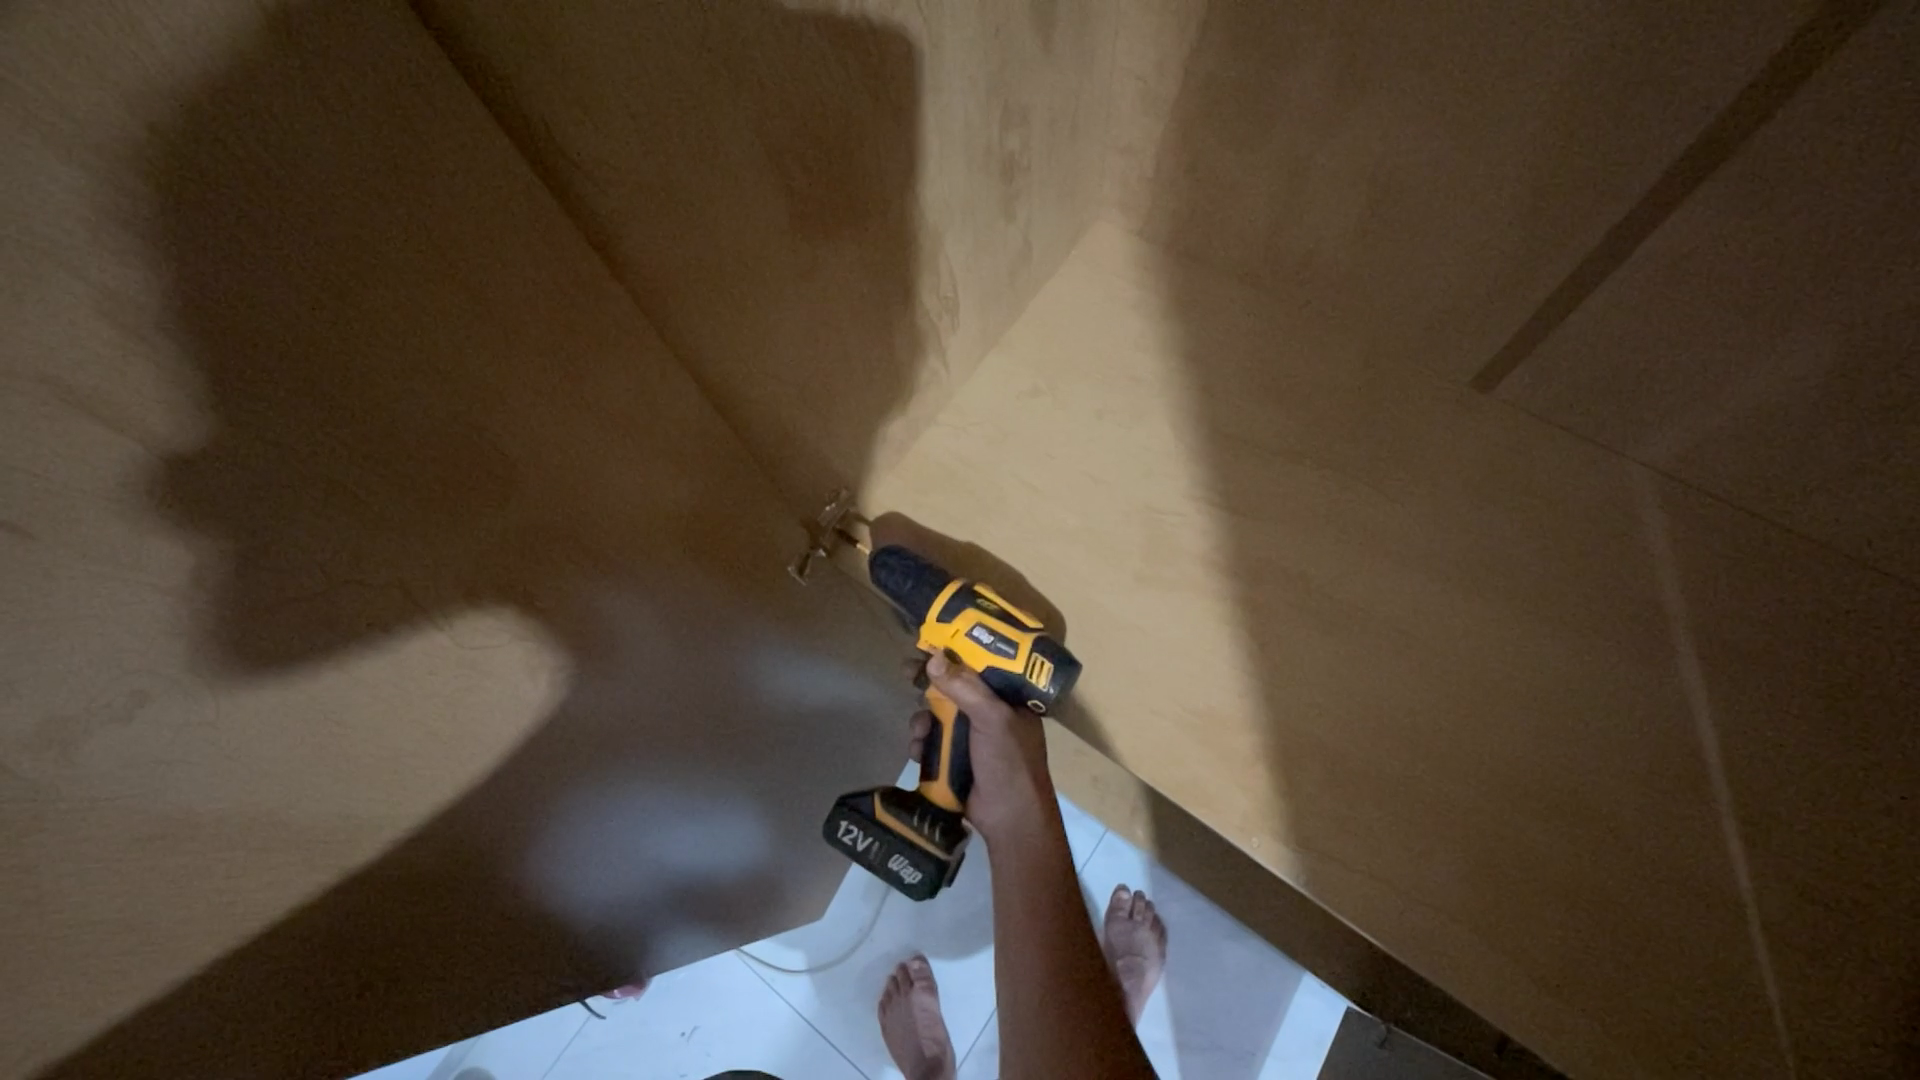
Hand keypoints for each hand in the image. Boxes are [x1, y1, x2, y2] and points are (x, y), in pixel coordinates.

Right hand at [906, 651, 1056, 842]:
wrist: (1009, 820)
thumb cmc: (1010, 763)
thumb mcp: (992, 719)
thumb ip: (965, 688)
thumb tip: (934, 658)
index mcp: (1007, 697)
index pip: (979, 663)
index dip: (953, 652)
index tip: (928, 643)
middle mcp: (989, 711)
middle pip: (952, 686)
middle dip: (928, 682)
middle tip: (907, 673)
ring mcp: (970, 735)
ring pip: (937, 713)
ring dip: (922, 720)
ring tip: (919, 732)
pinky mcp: (954, 757)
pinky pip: (930, 740)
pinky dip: (920, 743)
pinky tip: (917, 751)